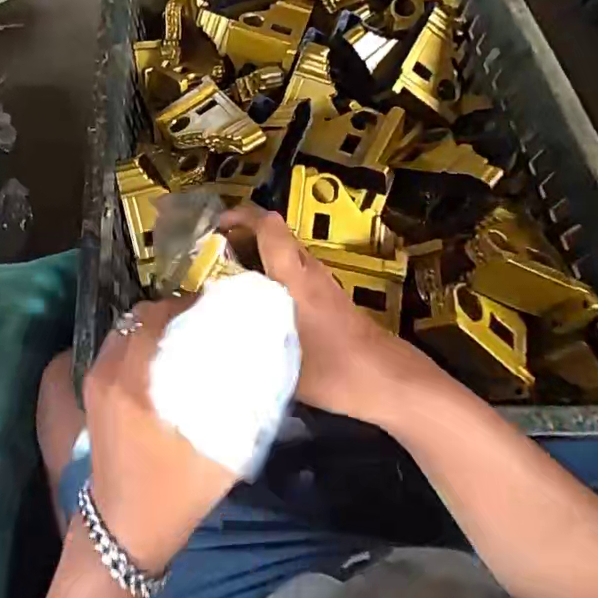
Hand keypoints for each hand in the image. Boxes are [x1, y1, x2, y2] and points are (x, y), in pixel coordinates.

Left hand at [83, 298, 236, 575]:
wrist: (125, 527)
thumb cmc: (175, 491)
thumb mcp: (219, 450)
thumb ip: (237, 402)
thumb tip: (255, 359)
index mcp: (134, 383)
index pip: (155, 318)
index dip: (185, 305)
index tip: (213, 307)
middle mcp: (107, 373)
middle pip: (136, 319)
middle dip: (169, 311)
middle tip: (201, 318)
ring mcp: (93, 381)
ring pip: (122, 332)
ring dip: (151, 325)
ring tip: (182, 334)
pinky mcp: (90, 393)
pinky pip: (113, 349)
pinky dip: (136, 341)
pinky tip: (159, 357)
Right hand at [219, 204, 453, 423]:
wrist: (389, 381)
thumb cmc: (334, 369)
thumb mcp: (279, 362)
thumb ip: (243, 344)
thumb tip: (208, 337)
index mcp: (294, 277)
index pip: (269, 226)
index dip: (241, 217)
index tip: (216, 226)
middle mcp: (308, 271)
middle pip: (275, 234)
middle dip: (243, 235)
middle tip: (213, 253)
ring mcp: (322, 283)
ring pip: (285, 253)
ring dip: (257, 254)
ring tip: (228, 276)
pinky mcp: (328, 298)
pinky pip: (293, 271)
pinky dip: (272, 273)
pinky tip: (258, 302)